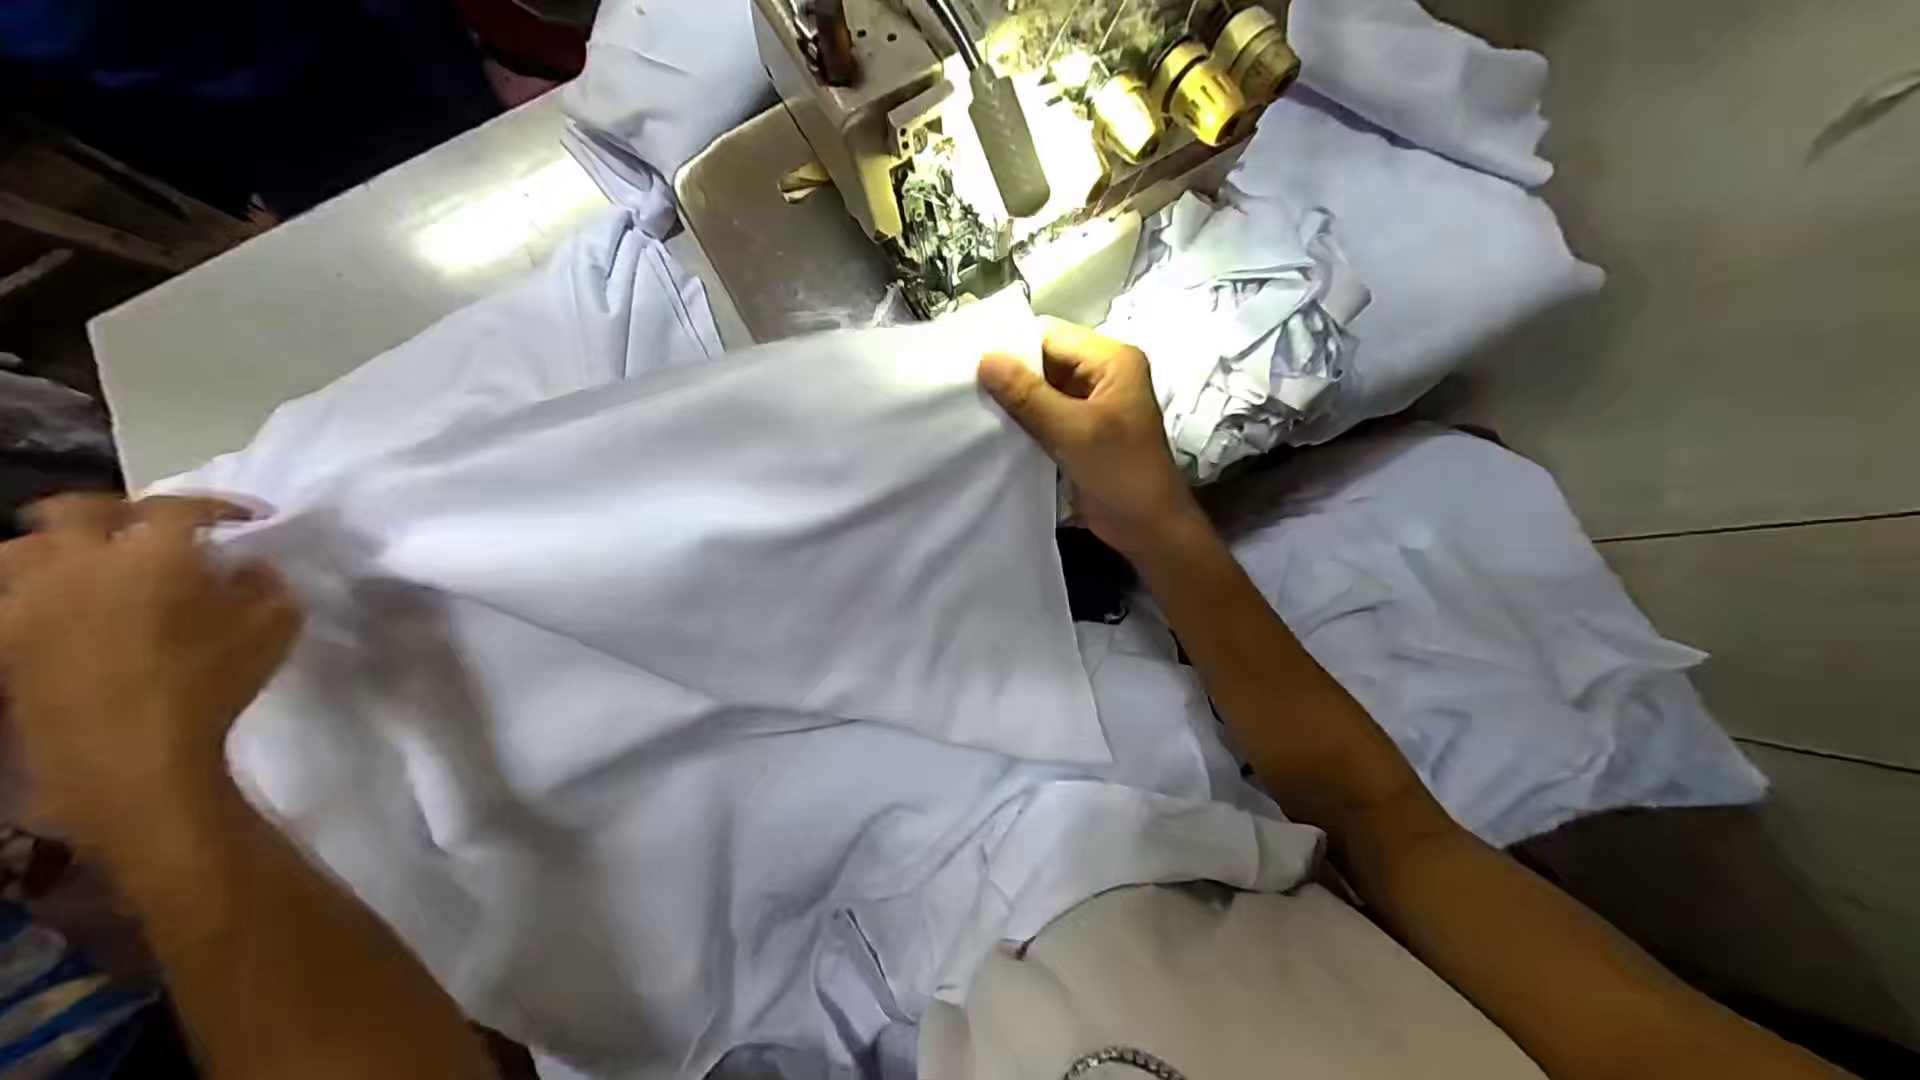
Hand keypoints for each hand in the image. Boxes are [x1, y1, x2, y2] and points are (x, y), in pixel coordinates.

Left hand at [0, 494, 300, 849]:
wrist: (130, 748)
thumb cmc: (215, 679)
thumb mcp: (276, 626)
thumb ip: (267, 584)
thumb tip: (247, 565)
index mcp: (154, 556)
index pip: (181, 506)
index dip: (219, 504)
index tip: (249, 516)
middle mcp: (82, 563)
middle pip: (82, 508)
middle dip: (127, 509)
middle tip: (163, 526)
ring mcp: (31, 599)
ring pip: (28, 544)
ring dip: (69, 542)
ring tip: (104, 560)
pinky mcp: (8, 635)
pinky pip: (12, 590)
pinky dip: (44, 583)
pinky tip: (76, 601)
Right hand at [979, 318, 1204, 555]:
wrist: (1147, 528)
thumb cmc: (1121, 473)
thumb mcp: (1074, 430)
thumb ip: (1028, 394)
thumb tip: (985, 359)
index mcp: (1111, 360)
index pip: (1050, 335)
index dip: (1011, 345)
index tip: (970, 361)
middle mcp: (1100, 374)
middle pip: (1043, 359)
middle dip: (1008, 373)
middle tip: (964, 386)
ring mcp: (1089, 404)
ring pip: (1039, 388)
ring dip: (1012, 399)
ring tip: (972, 406)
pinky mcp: (1078, 431)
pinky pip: (1042, 413)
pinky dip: (1021, 420)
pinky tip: (992, 427)